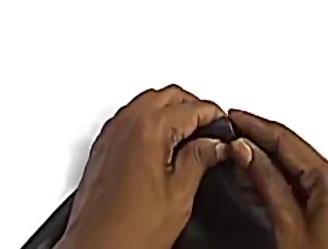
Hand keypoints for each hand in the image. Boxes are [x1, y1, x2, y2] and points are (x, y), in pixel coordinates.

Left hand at [56, 86, 230, 248]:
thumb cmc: (129, 232)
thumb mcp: (178, 197)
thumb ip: (199, 160)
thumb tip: (215, 144)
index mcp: (149, 128)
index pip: (190, 107)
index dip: (213, 114)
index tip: (224, 125)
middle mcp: (127, 121)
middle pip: (168, 95)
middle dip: (192, 107)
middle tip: (210, 129)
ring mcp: (113, 129)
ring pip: (149, 101)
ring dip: (170, 110)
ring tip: (188, 137)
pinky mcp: (103, 141)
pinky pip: (131, 115)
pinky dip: (149, 119)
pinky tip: (160, 144)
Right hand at [229, 110, 327, 248]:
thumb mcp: (288, 229)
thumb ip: (267, 182)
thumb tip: (246, 150)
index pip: (287, 139)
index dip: (255, 126)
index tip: (233, 117)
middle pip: (296, 153)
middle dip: (262, 144)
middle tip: (232, 137)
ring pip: (302, 172)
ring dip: (271, 165)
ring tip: (241, 161)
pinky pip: (310, 191)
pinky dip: (285, 185)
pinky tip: (265, 187)